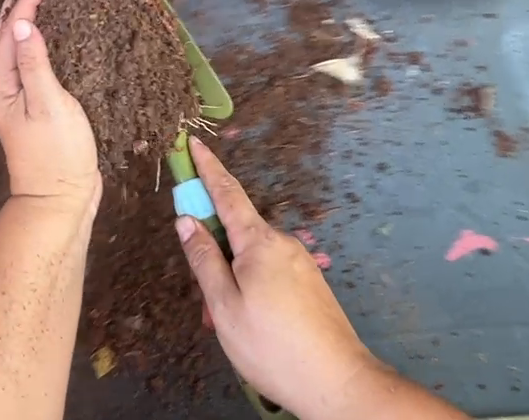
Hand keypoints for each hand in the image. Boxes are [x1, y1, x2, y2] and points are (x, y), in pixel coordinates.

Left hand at [0, 0, 101, 211]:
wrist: (60, 200)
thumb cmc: (55, 154)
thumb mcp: (48, 105)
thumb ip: (35, 64)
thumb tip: (22, 25)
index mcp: (3, 84)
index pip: (11, 32)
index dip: (26, 2)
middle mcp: (5, 88)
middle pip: (6, 38)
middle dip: (19, 7)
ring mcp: (19, 98)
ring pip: (18, 50)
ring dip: (26, 23)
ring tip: (42, 2)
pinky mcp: (36, 107)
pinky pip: (33, 64)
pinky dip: (40, 44)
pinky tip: (54, 41)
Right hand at [175, 137, 379, 419]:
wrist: (342, 386)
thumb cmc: (273, 345)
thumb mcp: (224, 305)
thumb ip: (203, 259)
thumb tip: (186, 219)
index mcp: (258, 241)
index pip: (226, 193)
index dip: (207, 167)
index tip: (193, 142)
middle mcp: (282, 242)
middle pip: (237, 231)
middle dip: (215, 252)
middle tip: (205, 299)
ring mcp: (300, 263)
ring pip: (253, 258)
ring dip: (233, 278)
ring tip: (229, 323)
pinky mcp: (311, 285)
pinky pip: (271, 273)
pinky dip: (253, 288)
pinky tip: (255, 325)